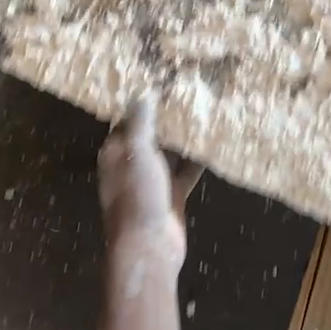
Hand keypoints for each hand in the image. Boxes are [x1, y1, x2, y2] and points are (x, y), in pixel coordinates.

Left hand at [99, 94, 203, 266]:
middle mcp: (133, 164)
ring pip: (170, 152)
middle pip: (151, 134)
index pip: (127, 120)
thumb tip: (143, 93)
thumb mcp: (136, 154)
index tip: (162, 82)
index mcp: (117, 154)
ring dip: (184, 137)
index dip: (142, 102)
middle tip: (190, 91)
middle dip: (167, 117)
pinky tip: (214, 143)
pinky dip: (198, 159)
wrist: (150, 247)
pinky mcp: (173, 194)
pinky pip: (186, 171)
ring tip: (204, 111)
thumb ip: (141, 123)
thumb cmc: (137, 197)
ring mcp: (154, 180)